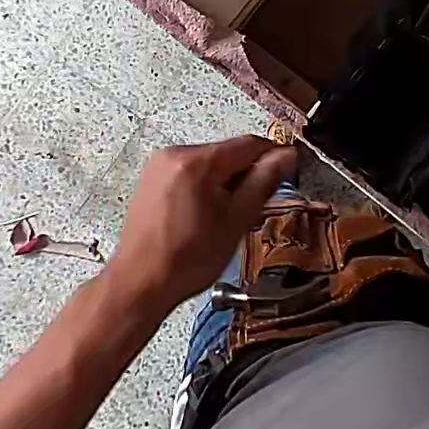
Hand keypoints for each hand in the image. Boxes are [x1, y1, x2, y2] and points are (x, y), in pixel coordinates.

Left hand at [106, 136, 296, 312]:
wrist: (140, 284)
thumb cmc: (185, 259)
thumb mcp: (237, 219)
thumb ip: (265, 180)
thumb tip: (286, 155)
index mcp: (197, 162)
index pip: (250, 144)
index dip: (274, 156)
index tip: (289, 171)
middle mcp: (175, 154)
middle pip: (230, 152)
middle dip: (247, 174)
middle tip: (252, 206)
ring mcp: (161, 164)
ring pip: (212, 162)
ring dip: (227, 180)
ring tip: (225, 215)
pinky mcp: (154, 177)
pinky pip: (193, 170)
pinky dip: (207, 185)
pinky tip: (205, 214)